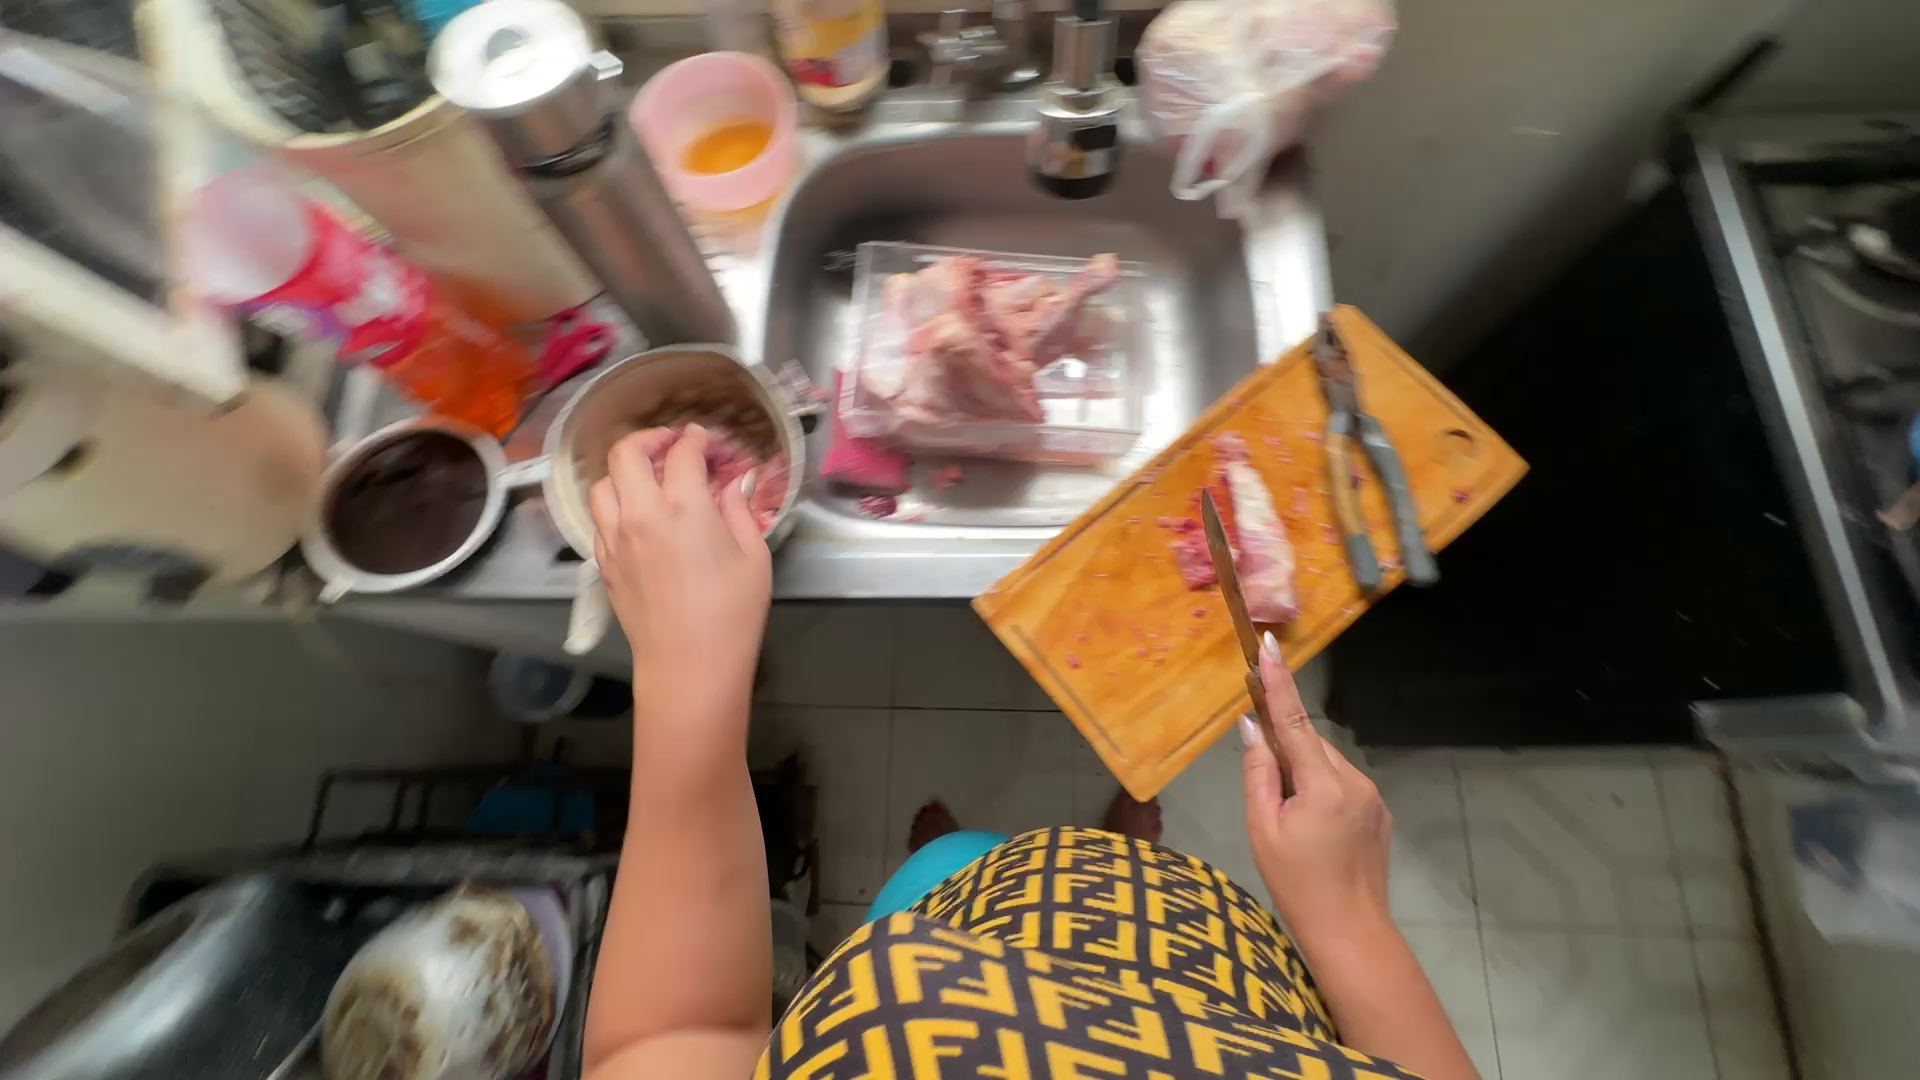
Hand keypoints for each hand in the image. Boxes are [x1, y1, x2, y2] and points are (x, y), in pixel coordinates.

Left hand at [589, 425, 771, 739]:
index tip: (705, 439)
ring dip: (624, 471)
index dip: (695, 439)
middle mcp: (641, 513)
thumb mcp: (753, 556)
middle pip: (626, 453)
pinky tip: (636, 514)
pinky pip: (599, 518)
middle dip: (649, 438)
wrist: (690, 664)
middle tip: (671, 444)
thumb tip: (736, 481)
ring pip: (602, 483)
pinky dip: (615, 503)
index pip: (681, 453)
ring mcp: (615, 539)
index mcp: (685, 506)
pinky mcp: (604, 563)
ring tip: (647, 476)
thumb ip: (740, 510)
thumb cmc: (733, 612)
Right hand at [1241, 631, 1392, 939]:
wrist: (1351, 931)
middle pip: (1308, 742)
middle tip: (1267, 791)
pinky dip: (1319, 785)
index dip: (1278, 681)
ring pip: (1323, 761)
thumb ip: (1257, 772)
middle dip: (1284, 749)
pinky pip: (1339, 780)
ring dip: (1301, 770)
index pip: (1294, 720)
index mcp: (1324, 784)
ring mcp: (1372, 795)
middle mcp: (1355, 780)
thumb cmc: (1295, 882)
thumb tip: (1251, 728)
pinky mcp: (1378, 810)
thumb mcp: (1261, 826)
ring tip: (1290, 816)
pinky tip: (1312, 823)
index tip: (1268, 646)